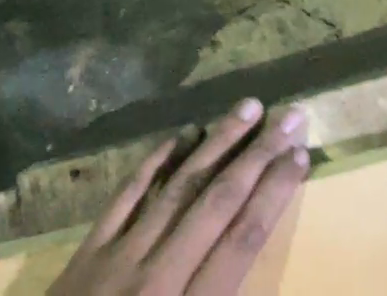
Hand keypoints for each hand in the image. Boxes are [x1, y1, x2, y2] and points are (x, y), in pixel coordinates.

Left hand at [49, 99, 309, 295]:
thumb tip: (249, 262)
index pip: (242, 240)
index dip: (275, 194)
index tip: (301, 156)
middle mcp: (157, 279)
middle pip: (218, 203)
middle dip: (259, 156)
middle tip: (292, 115)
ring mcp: (117, 261)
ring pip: (178, 188)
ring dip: (217, 144)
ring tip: (249, 107)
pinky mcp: (85, 254)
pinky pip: (126, 196)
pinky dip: (156, 162)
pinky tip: (183, 134)